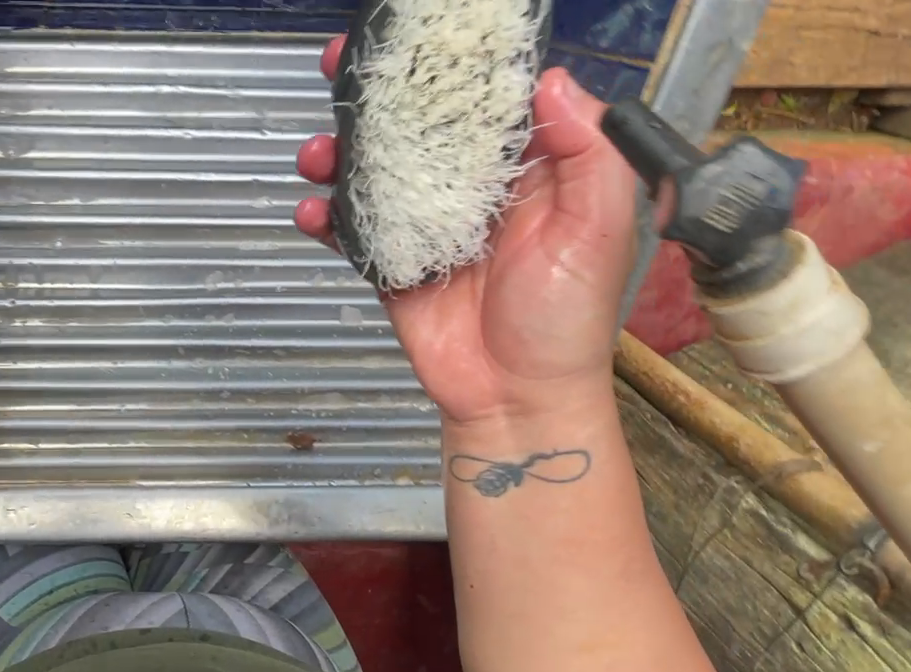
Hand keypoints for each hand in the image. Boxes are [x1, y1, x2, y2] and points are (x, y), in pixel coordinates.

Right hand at [294, 37, 639, 424]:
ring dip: (339, 161)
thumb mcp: (600, 225)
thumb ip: (587, 152)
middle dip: (377, 102)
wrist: (515, 394)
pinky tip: (310, 212)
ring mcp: (425, 232)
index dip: (449, 67)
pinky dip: (327, 223)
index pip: (483, 102)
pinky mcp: (393, 271)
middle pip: (417, 132)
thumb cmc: (567, 316)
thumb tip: (548, 83)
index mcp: (526, 171)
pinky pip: (355, 238)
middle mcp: (469, 193)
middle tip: (338, 72)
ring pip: (376, 181)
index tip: (413, 38)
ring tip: (315, 154)